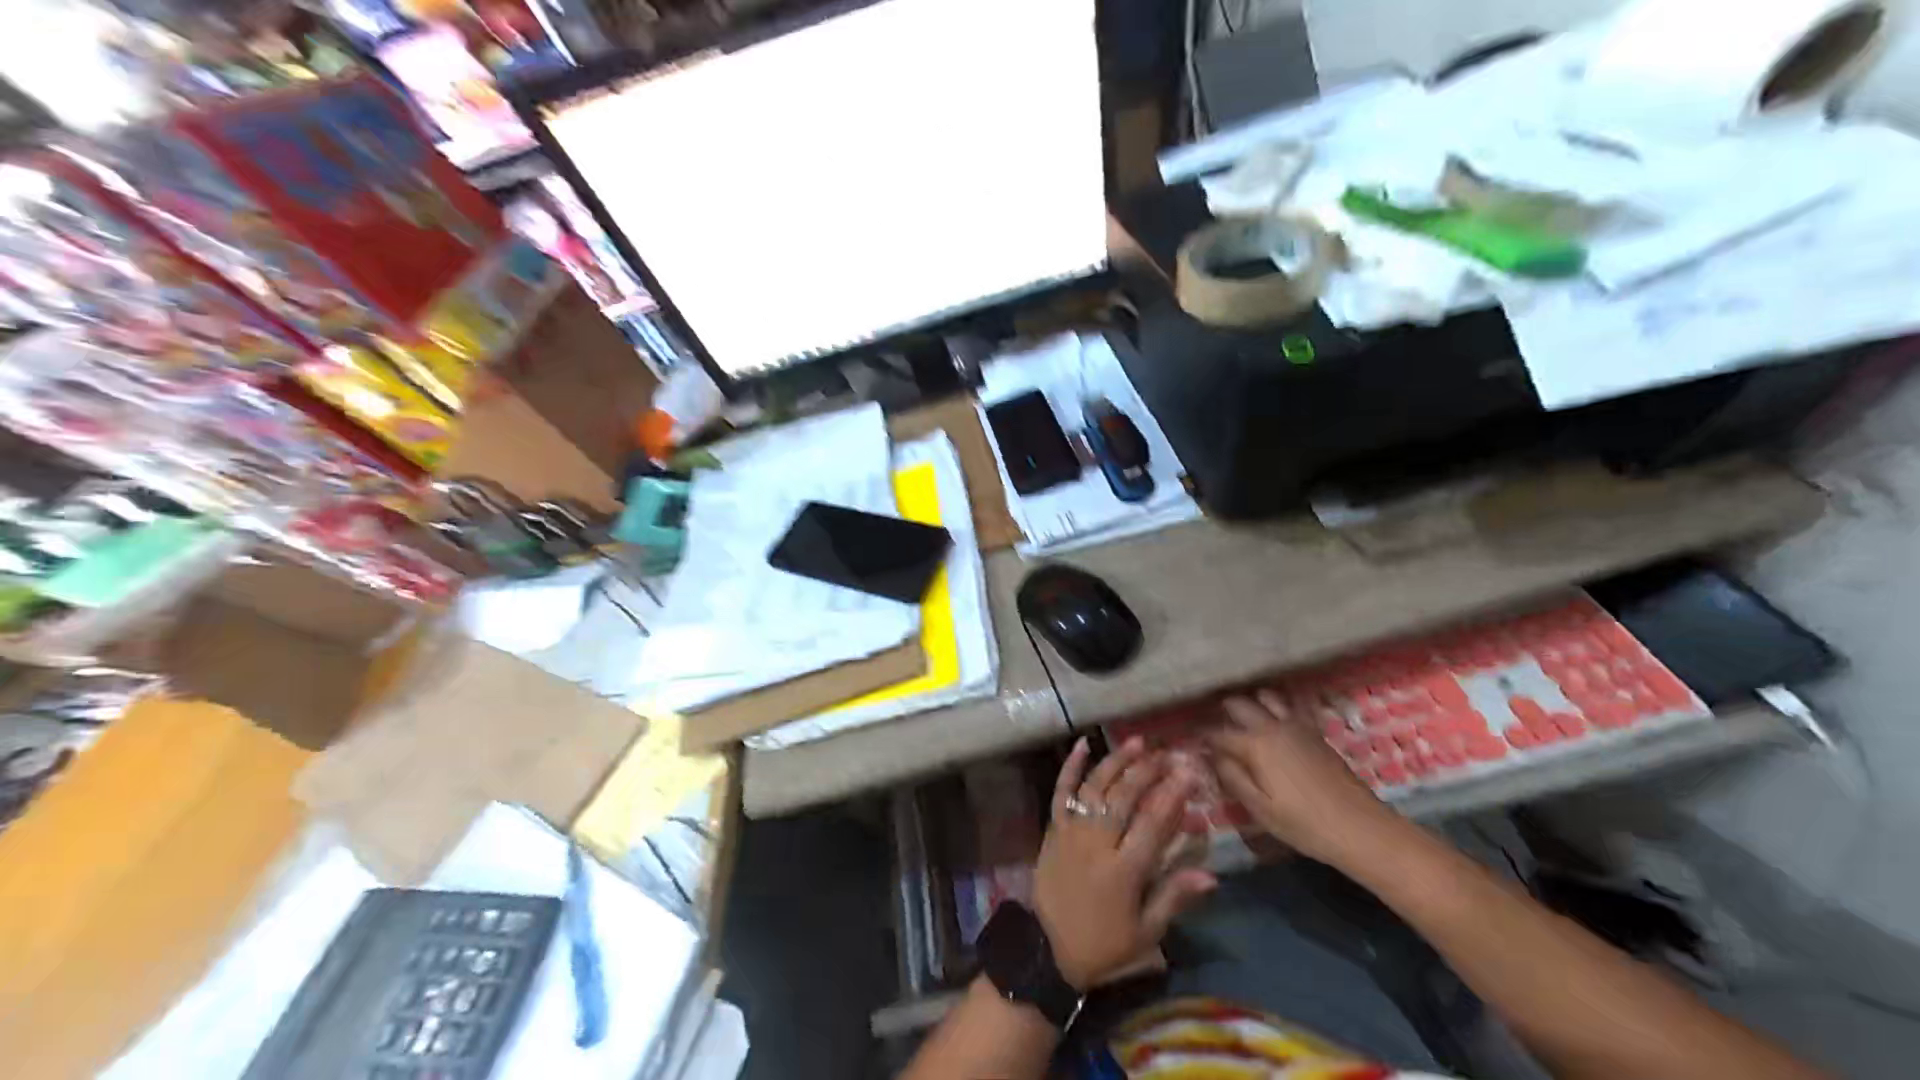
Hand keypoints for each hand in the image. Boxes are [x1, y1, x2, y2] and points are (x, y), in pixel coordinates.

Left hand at [1033, 736, 1216, 991]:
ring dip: (1116, 762)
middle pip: (1124, 798)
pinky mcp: (1053, 829)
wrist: (1048, 948)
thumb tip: (1211, 874)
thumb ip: (1174, 897)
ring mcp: (1071, 832)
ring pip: (1094, 788)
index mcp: (1124, 870)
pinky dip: (1071, 767)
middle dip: (1147, 771)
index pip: (1153, 823)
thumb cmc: (1104, 944)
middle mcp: (1096, 843)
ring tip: (1137, 741)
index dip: (1173, 795)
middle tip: (1168, 753)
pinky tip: (1083, 744)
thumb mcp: (1146, 932)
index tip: (1189, 771)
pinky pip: (1060, 792)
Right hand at [1205, 690, 1399, 865]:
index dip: (1200, 737)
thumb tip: (1212, 755)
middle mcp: (1272, 726)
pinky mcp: (1314, 732)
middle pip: (1238, 704)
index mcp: (1254, 745)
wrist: (1361, 828)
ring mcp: (1296, 725)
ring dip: (1250, 702)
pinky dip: (1276, 705)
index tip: (1188, 742)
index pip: (1216, 733)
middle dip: (1221, 711)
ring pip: (1265, 697)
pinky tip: (1272, 717)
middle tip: (1211, 726)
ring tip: (1240, 718)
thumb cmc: (1304, 824)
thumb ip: (1231, 777)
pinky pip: (1290, 706)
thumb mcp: (1259, 808)